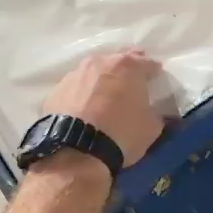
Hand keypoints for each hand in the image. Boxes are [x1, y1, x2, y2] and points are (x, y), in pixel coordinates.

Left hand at [40, 50, 165, 166]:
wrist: (76, 151)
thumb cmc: (121, 134)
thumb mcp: (151, 127)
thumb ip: (155, 113)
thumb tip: (154, 112)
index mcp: (128, 66)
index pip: (148, 64)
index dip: (154, 72)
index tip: (156, 81)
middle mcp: (100, 62)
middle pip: (118, 61)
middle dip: (127, 70)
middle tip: (132, 83)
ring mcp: (75, 74)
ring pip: (94, 72)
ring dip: (102, 80)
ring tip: (106, 95)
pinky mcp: (56, 90)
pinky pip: (76, 88)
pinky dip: (83, 94)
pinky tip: (85, 107)